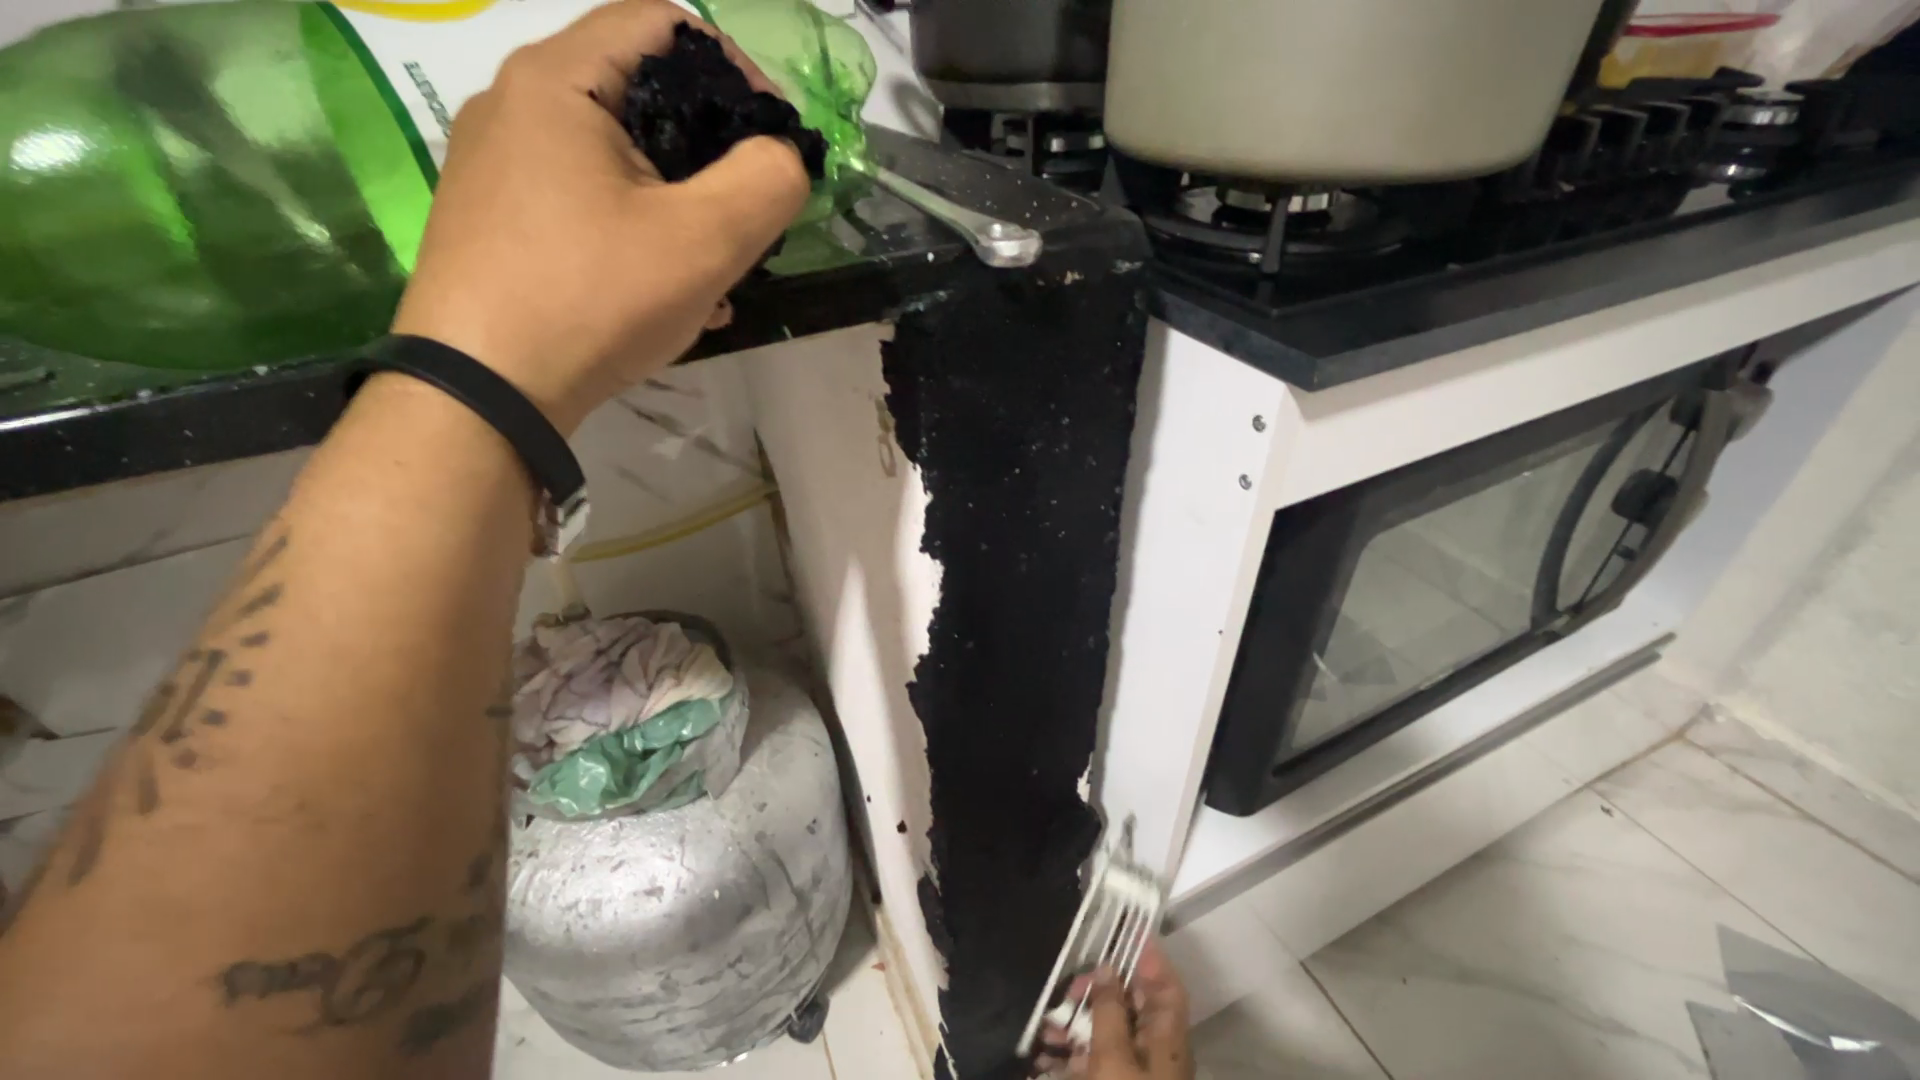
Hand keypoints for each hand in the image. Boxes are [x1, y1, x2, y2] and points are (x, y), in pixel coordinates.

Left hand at [391, 0, 811, 433]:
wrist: (480, 395)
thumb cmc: (594, 299)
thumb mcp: (705, 239)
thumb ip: (766, 180)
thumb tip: (781, 156)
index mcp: (558, 80)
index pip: (664, 23)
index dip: (736, 68)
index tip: (773, 139)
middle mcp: (516, 104)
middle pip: (641, 92)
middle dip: (713, 150)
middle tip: (751, 210)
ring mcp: (498, 166)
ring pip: (618, 157)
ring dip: (682, 202)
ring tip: (718, 267)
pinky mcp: (497, 221)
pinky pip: (587, 203)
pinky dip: (639, 231)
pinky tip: (670, 293)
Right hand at [1038, 942, 1193, 1079]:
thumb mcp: (1113, 1057)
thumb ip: (1109, 1009)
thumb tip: (1107, 967)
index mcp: (1167, 1038)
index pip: (1166, 985)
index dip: (1149, 955)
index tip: (1123, 930)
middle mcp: (1156, 1052)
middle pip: (1134, 1005)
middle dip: (1100, 989)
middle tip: (1071, 985)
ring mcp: (1135, 1074)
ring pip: (1109, 1032)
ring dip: (1078, 1021)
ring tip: (1048, 1023)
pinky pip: (1095, 1060)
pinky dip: (1072, 1052)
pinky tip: (1045, 1054)